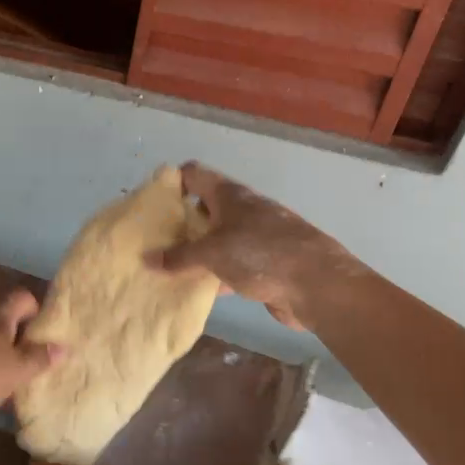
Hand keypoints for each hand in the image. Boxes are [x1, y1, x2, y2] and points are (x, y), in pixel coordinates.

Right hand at [150, 162, 368, 330]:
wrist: (317, 285)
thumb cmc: (261, 255)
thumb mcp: (212, 253)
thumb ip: (178, 256)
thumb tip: (147, 259)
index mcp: (230, 195)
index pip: (194, 174)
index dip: (171, 182)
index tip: (150, 204)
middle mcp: (242, 211)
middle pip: (203, 208)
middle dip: (178, 222)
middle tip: (151, 240)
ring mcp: (254, 238)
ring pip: (215, 239)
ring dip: (194, 251)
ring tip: (165, 266)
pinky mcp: (263, 264)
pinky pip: (228, 265)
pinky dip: (211, 274)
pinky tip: (193, 289)